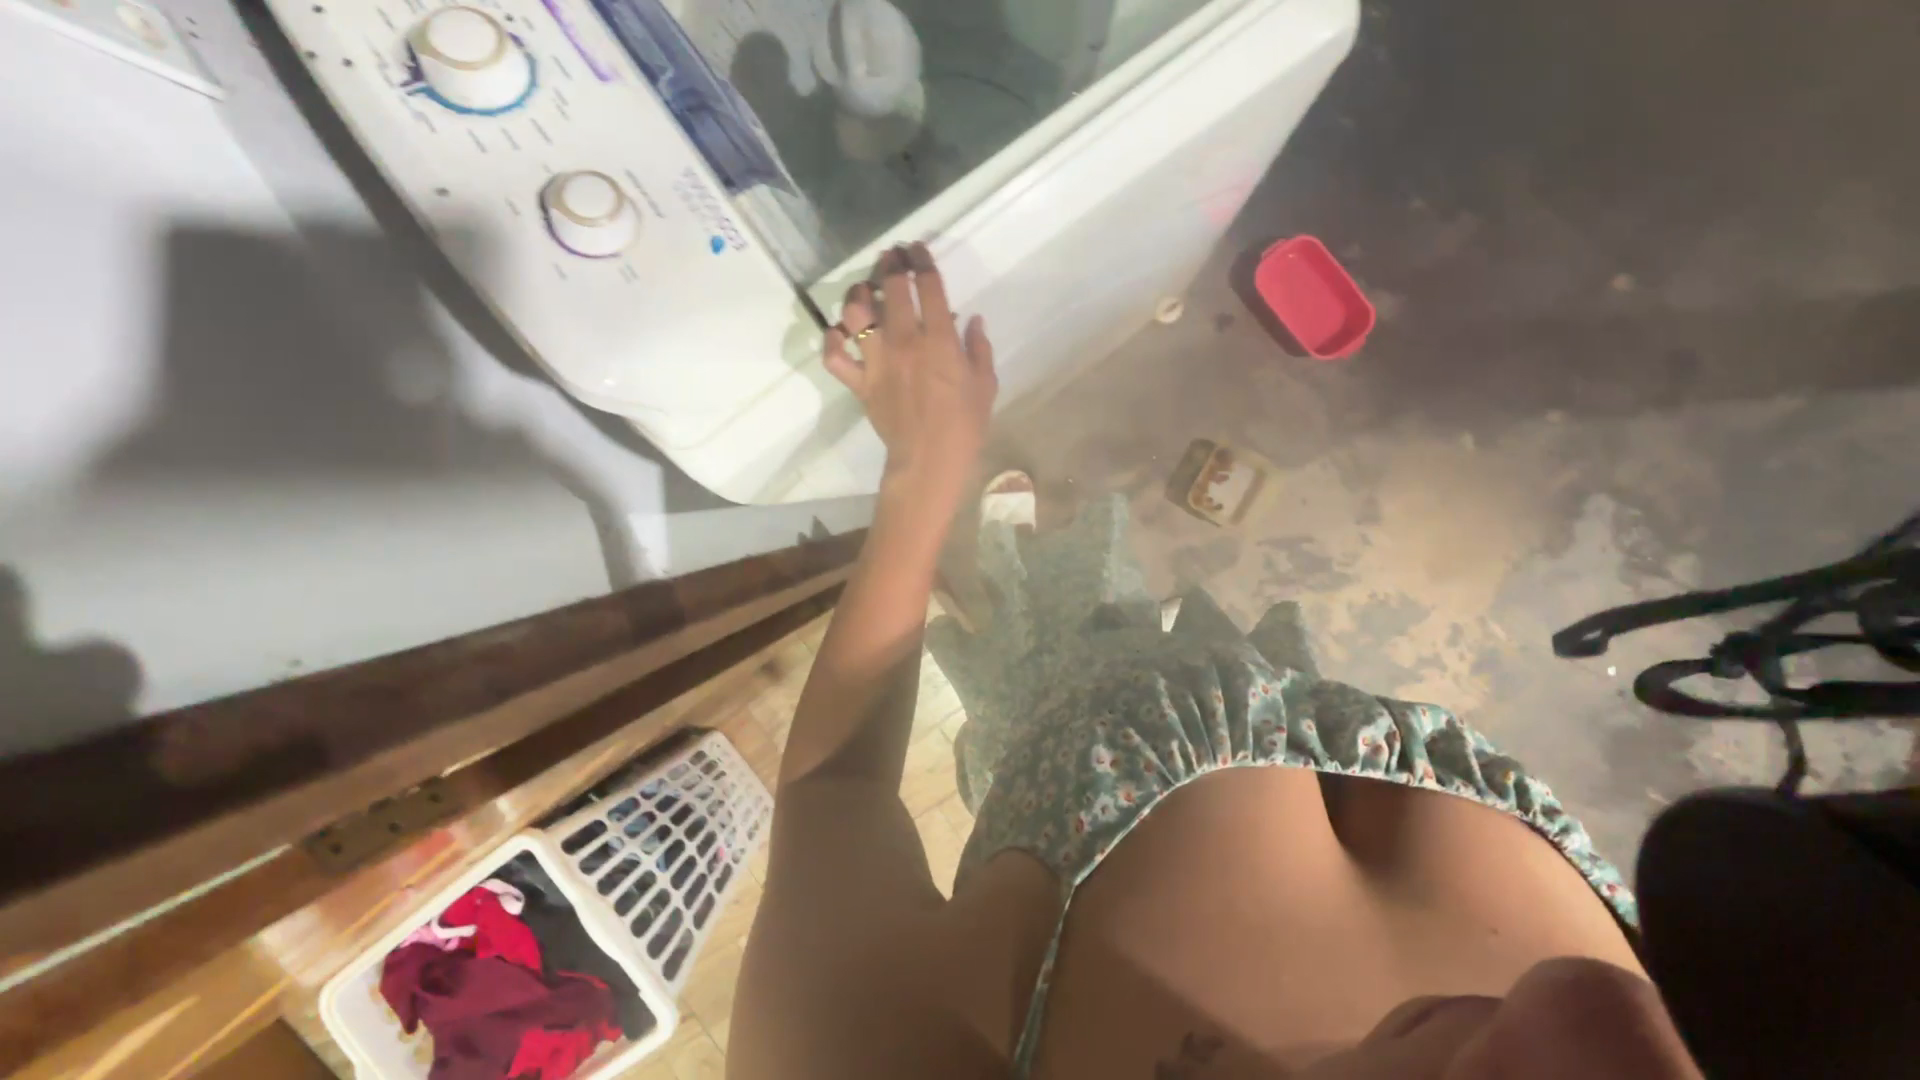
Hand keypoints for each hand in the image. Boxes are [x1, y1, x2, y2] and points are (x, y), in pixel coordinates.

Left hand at [824, 243, 996, 496]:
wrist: (930, 460)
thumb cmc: (964, 425)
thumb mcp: (985, 384)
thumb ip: (979, 348)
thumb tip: (972, 321)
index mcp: (939, 340)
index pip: (928, 287)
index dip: (922, 262)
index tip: (917, 250)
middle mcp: (904, 342)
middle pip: (890, 289)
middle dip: (890, 265)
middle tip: (891, 257)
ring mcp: (877, 361)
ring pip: (856, 314)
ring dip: (858, 294)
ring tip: (864, 289)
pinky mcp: (859, 382)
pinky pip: (835, 356)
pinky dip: (832, 341)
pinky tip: (840, 333)